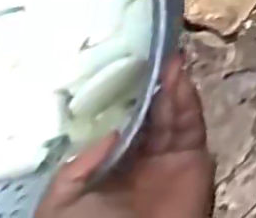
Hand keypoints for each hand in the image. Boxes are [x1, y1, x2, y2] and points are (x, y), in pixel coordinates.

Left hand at [37, 58, 214, 217]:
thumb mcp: (60, 209)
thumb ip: (76, 169)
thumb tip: (113, 132)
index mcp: (108, 178)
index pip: (121, 131)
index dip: (126, 102)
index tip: (129, 70)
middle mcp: (139, 166)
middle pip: (150, 117)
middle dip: (153, 87)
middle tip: (156, 53)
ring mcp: (169, 162)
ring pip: (172, 116)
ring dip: (172, 87)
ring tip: (170, 58)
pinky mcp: (195, 160)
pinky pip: (192, 125)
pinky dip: (188, 100)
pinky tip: (180, 79)